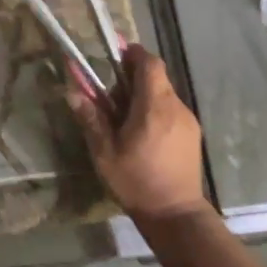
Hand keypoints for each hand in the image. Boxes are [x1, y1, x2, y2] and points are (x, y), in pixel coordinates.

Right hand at [65, 44, 211, 222]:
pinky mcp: (192, 134)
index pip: (150, 63)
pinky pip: (172, 110)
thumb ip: (91, 118)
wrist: (175, 213)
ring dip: (144, 95)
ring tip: (124, 115)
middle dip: (134, 76)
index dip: (133, 53)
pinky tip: (142, 132)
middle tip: (111, 90)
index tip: (115, 53)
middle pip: (157, 77)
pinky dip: (156, 110)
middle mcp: (176, 107)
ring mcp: (188, 120)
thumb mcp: (105, 153)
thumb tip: (73, 91)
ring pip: (165, 94)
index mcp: (154, 107)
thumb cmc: (136, 182)